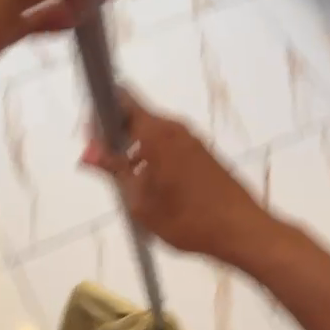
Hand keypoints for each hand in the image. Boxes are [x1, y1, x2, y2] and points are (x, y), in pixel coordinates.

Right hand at [79, 95, 284, 265]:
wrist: (242, 231)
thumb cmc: (186, 219)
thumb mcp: (139, 201)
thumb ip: (113, 171)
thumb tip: (87, 152)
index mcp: (157, 132)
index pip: (122, 98)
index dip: (100, 111)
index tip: (89, 138)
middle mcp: (175, 127)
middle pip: (136, 116)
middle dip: (113, 135)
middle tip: (102, 167)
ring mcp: (192, 140)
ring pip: (151, 133)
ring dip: (133, 150)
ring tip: (124, 184)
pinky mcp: (203, 154)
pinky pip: (168, 145)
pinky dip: (152, 157)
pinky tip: (150, 188)